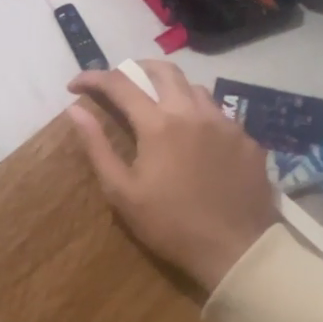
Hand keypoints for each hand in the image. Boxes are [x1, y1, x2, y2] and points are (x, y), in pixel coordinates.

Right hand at [66, 61, 277, 289]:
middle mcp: (193, 112)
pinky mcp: (248, 141)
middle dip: (135, 68)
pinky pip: (220, 114)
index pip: (119, 83)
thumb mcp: (121, 191)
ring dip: (170, 89)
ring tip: (159, 107)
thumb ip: (97, 146)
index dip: (92, 78)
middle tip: (120, 83)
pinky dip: (199, 114)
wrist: (238, 253)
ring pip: (195, 87)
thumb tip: (74, 110)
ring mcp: (226, 124)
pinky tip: (195, 138)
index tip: (74, 85)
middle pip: (163, 70)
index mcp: (158, 123)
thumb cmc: (171, 224)